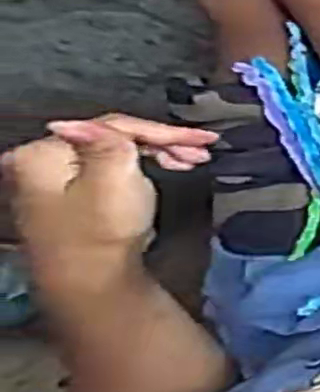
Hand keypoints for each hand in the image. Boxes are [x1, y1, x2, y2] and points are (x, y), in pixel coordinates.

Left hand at [3, 116, 218, 287]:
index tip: (207, 140)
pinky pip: (111, 163)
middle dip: (164, 141)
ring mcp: (52, 174)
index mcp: (44, 153)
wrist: (90, 271)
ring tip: (194, 161)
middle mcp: (40, 158)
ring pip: (116, 149)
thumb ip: (104, 146)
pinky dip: (145, 162)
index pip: (114, 126)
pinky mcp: (68, 188)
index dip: (164, 131)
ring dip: (160, 151)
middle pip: (114, 136)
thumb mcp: (112, 180)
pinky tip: (168, 167)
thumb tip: (77, 121)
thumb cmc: (104, 226)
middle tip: (204, 151)